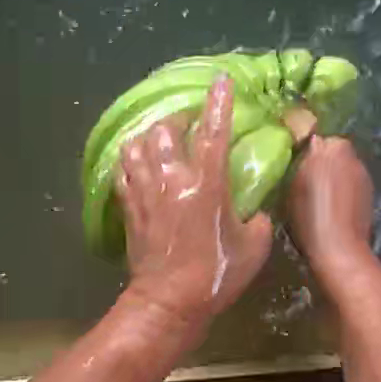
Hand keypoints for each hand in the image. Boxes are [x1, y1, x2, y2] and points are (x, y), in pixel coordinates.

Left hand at [116, 75, 273, 329]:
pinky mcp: (129, 206)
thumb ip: (257, 216)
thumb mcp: (254, 245)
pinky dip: (130, 161)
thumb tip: (254, 206)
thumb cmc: (218, 273)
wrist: (170, 300)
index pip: (213, 133)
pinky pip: (123, 171)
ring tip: (158, 141)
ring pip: (136, 145)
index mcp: (207, 184)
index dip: (218, 104)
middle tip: (185, 125)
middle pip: (163, 130)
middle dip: (175, 120)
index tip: (220, 81)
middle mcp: (172, 179)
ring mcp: (145, 191)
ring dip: (148, 137)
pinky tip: (137, 164)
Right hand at [287, 135, 375, 273]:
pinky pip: (349, 187)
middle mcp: (355, 159)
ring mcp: (365, 180)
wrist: (338, 248)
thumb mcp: (296, 180)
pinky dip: (340, 194)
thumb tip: (311, 143)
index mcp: (337, 148)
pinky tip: (329, 209)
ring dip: (331, 179)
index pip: (320, 139)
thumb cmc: (310, 212)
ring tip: (314, 197)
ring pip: (342, 171)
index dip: (306, 151)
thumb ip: (304, 157)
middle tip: (302, 181)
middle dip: (320, 164)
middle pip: (333, 154)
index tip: (294, 166)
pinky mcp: (369, 199)